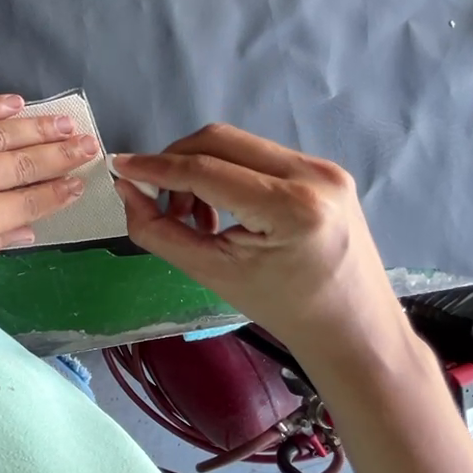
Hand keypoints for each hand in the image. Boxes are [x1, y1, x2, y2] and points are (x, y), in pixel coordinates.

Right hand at [109, 123, 409, 365]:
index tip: (118, 166)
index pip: (204, 169)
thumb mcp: (208, 271)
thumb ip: (157, 228)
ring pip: (234, 145)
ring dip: (198, 168)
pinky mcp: (325, 171)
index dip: (154, 167)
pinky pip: (255, 155)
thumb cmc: (281, 309)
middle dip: (175, 162)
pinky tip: (219, 209)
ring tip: (191, 214)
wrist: (354, 331)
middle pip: (218, 140)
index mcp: (290, 208)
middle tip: (156, 198)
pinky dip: (224, 173)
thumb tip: (126, 188)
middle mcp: (312, 175)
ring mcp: (323, 169)